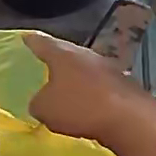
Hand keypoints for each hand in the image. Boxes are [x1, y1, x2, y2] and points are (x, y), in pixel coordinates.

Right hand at [25, 33, 152, 142]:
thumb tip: (42, 101)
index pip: (42, 43)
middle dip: (57, 58)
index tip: (26, 37)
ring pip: (86, 68)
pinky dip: (94, 91)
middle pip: (67, 53)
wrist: (129, 118)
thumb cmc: (79, 107)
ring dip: (78, 76)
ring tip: (68, 85)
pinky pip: (102, 85)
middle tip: (46, 63)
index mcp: (63, 55)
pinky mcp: (124, 85)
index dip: (31, 41)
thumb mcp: (45, 109)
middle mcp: (86, 55)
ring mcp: (109, 67)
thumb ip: (38, 102)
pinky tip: (91, 102)